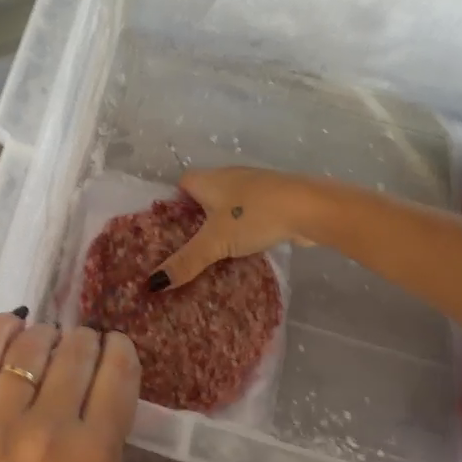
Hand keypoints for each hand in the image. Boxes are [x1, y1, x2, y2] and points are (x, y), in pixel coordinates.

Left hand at [0, 313, 139, 461]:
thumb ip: (98, 436)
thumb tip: (95, 376)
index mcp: (94, 458)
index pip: (118, 372)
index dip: (118, 349)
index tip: (112, 347)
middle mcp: (49, 432)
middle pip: (76, 350)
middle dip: (83, 342)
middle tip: (76, 349)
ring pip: (31, 343)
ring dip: (45, 336)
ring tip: (43, 344)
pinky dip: (2, 329)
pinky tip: (11, 327)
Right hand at [151, 167, 317, 289]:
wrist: (309, 207)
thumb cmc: (254, 215)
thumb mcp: (215, 241)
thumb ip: (185, 261)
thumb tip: (152, 284)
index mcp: (208, 179)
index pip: (180, 186)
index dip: (172, 206)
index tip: (166, 233)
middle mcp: (228, 178)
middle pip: (203, 197)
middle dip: (194, 221)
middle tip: (184, 251)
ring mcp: (253, 188)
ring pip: (227, 208)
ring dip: (220, 227)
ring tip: (210, 256)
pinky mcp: (273, 202)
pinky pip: (248, 217)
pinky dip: (242, 232)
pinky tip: (241, 252)